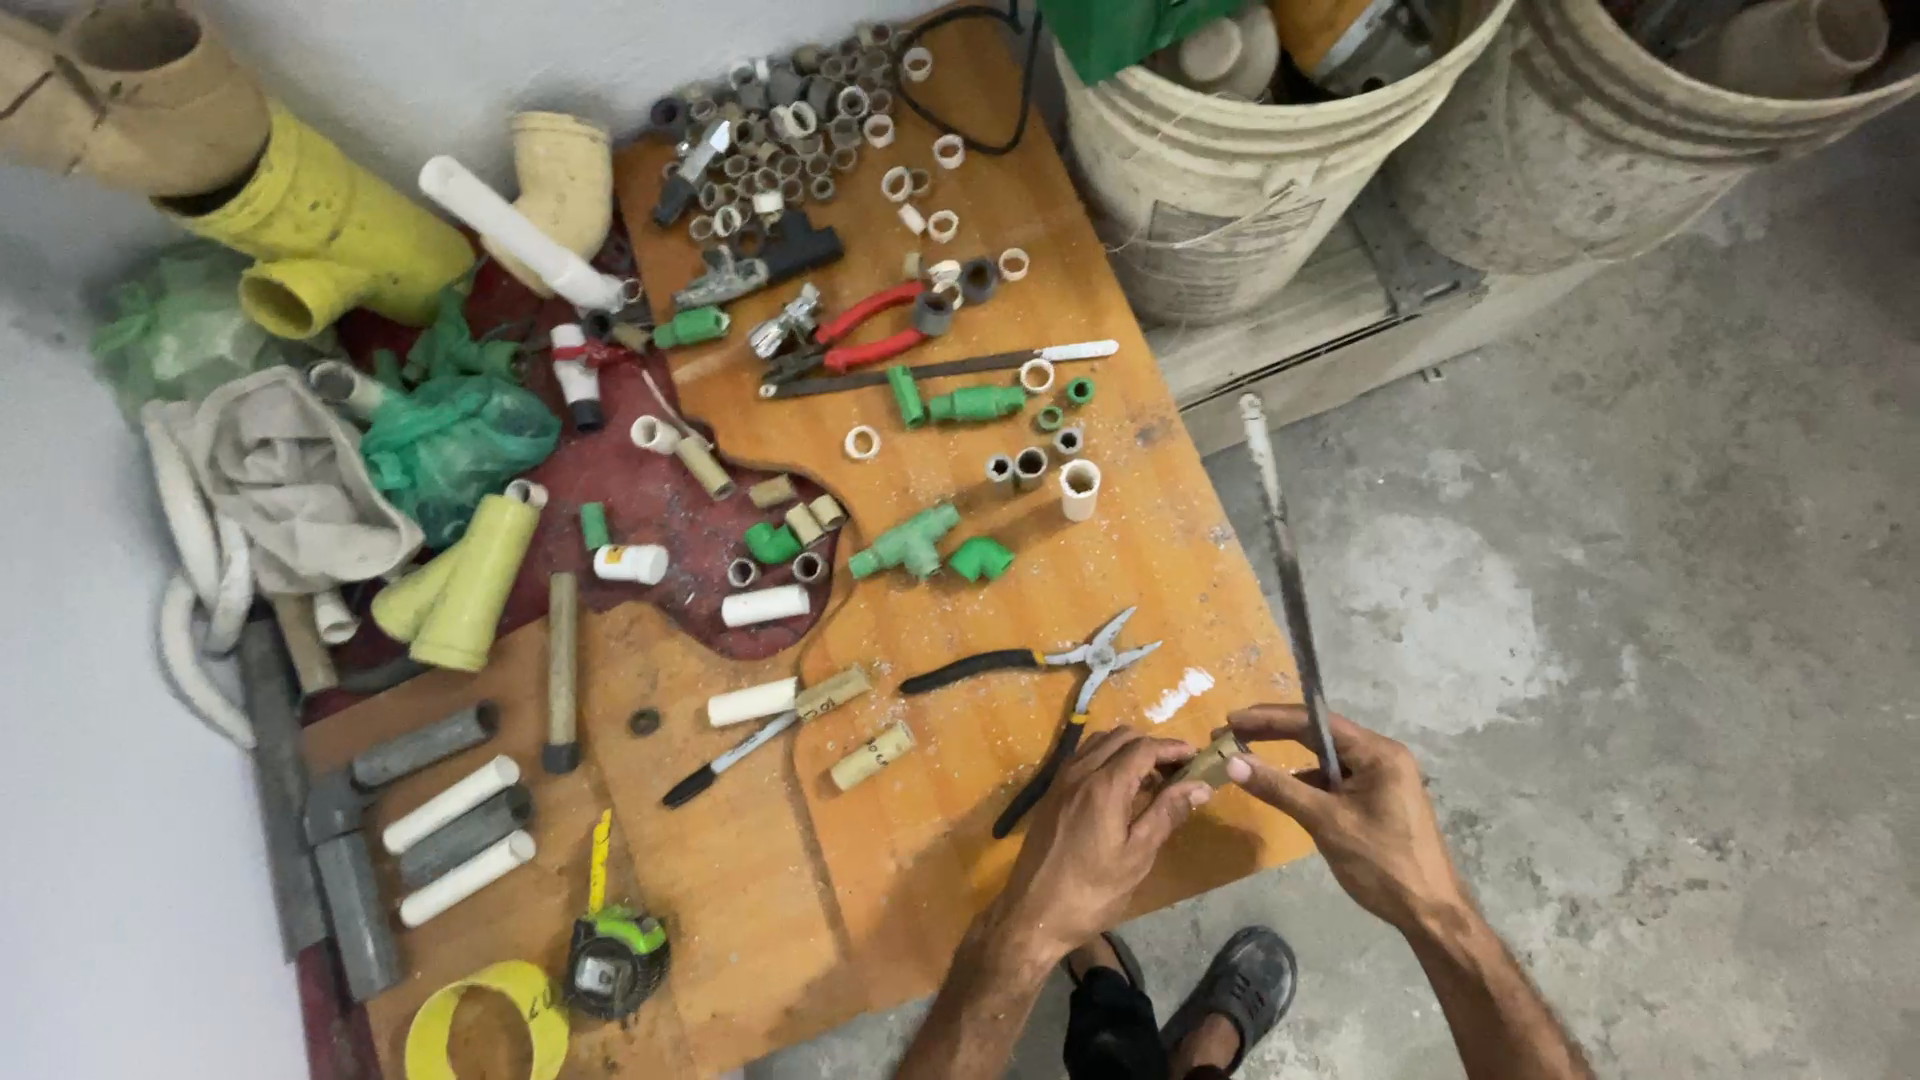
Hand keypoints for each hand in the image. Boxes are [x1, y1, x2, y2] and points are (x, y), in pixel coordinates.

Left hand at [981, 727, 1213, 964]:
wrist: (1034, 911)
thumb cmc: (1092, 891)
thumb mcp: (1137, 856)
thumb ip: (1167, 813)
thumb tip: (1199, 785)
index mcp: (1104, 785)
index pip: (1144, 747)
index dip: (1173, 748)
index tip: (1198, 758)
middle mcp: (1080, 771)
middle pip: (1122, 737)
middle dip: (1153, 747)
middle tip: (1178, 772)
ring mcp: (1062, 778)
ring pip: (1100, 742)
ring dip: (1128, 750)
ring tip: (1153, 780)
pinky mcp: (1052, 790)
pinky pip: (1084, 757)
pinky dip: (1107, 759)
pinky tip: (1122, 787)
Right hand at [1224, 705, 1469, 934]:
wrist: (1432, 915)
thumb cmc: (1383, 864)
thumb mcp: (1325, 822)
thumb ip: (1278, 787)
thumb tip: (1231, 761)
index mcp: (1378, 753)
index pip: (1314, 721)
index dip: (1269, 718)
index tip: (1231, 721)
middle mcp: (1381, 756)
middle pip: (1317, 733)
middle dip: (1272, 731)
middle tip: (1230, 732)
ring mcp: (1379, 777)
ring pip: (1322, 755)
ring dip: (1284, 753)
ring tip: (1244, 754)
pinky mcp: (1374, 797)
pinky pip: (1331, 776)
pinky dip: (1301, 778)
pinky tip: (1277, 785)